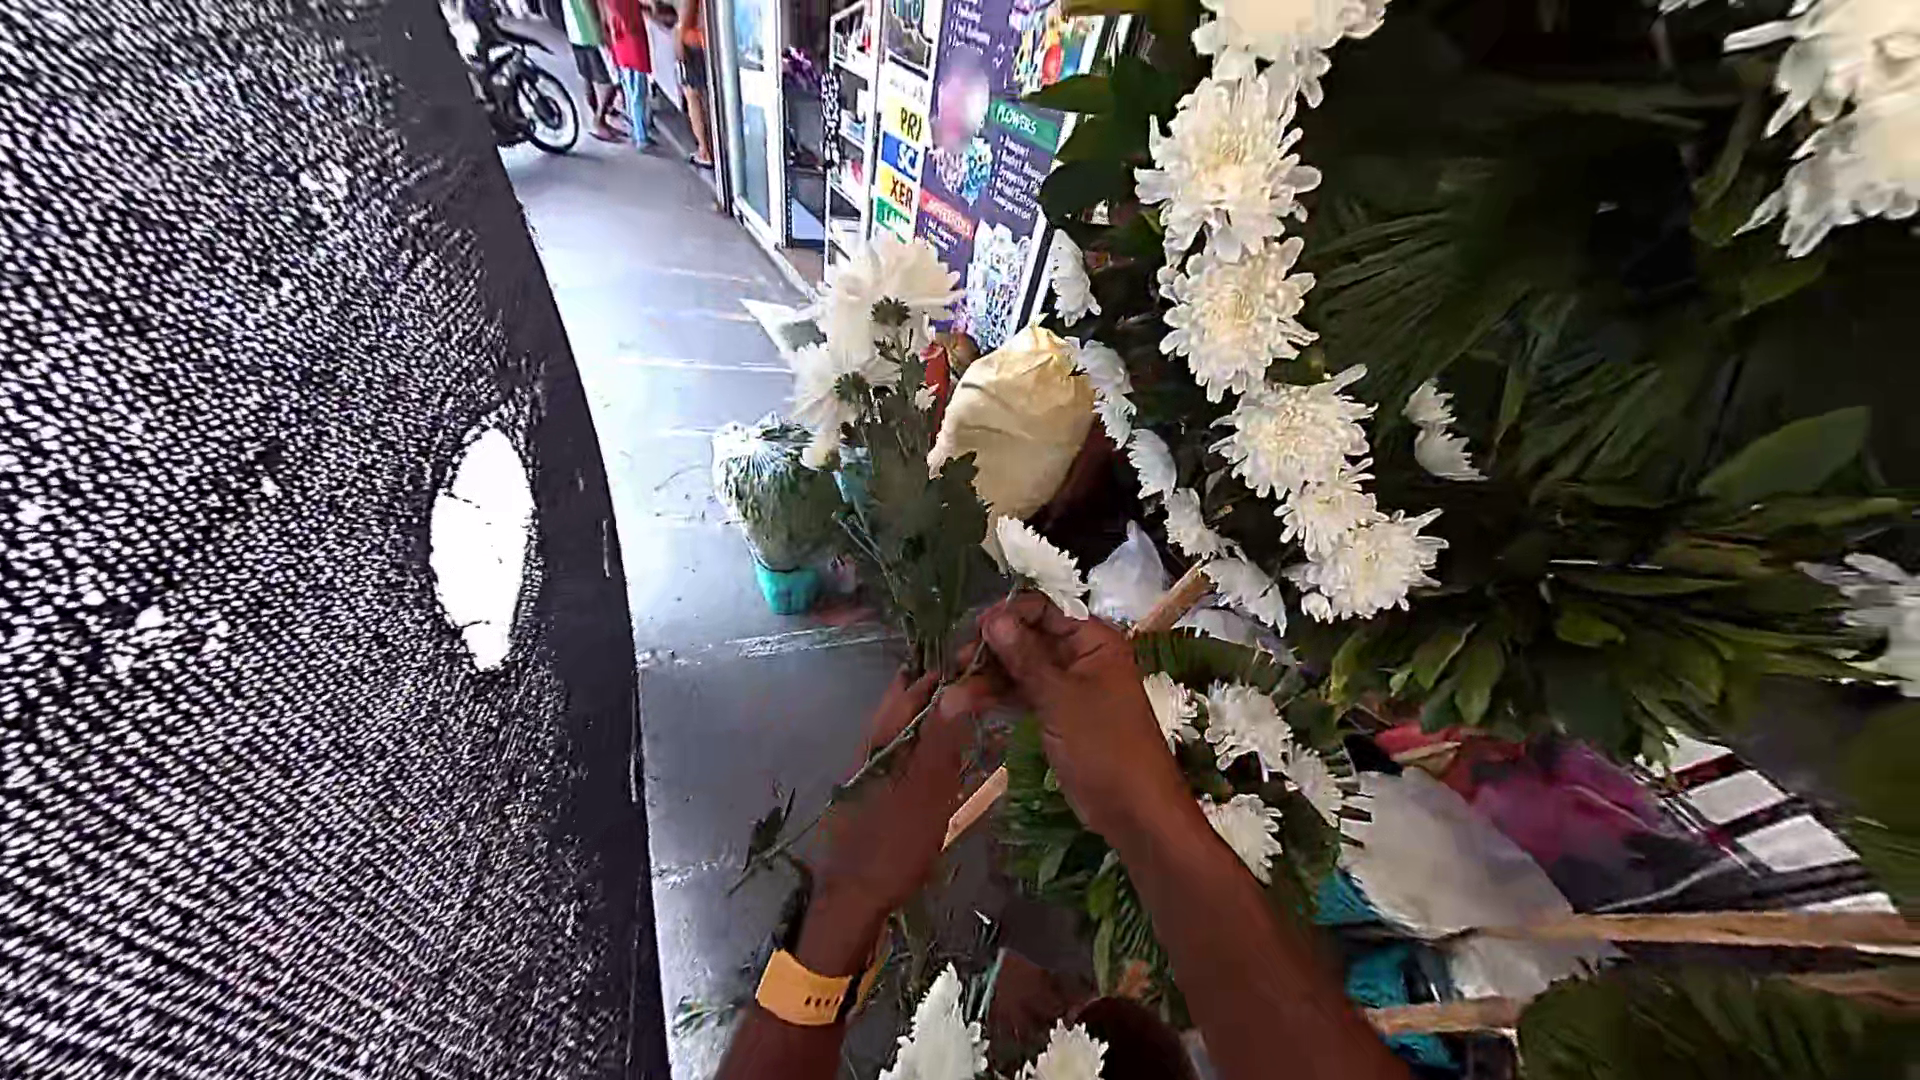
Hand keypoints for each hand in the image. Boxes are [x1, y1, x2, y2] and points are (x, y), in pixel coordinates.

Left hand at [799, 666, 993, 974]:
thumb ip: (942, 741)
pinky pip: (901, 755)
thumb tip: (956, 690)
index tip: (968, 668)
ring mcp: (869, 770)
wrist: (854, 899)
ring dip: (928, 720)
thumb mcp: (927, 792)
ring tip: (960, 716)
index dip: (937, 678)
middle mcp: (871, 747)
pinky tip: (941, 758)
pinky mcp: (873, 792)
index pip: (909, 692)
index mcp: (881, 740)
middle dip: (933, 694)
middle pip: (902, 707)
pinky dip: (922, 746)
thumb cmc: (894, 844)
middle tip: (968, 688)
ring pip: (901, 731)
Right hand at [979, 593, 1191, 843]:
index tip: (976, 629)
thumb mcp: (1061, 698)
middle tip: (957, 664)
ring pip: (1019, 669)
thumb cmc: (1105, 746)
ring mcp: (1065, 684)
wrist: (1133, 812)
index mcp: (1092, 640)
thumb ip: (1025, 657)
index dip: (1010, 614)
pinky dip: (996, 699)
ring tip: (950, 699)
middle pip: (1027, 638)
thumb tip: (993, 617)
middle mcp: (1078, 655)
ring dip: (986, 680)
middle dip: (991, 651)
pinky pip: (1021, 693)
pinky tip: (964, 707)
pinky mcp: (1055, 711)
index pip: (1046, 608)